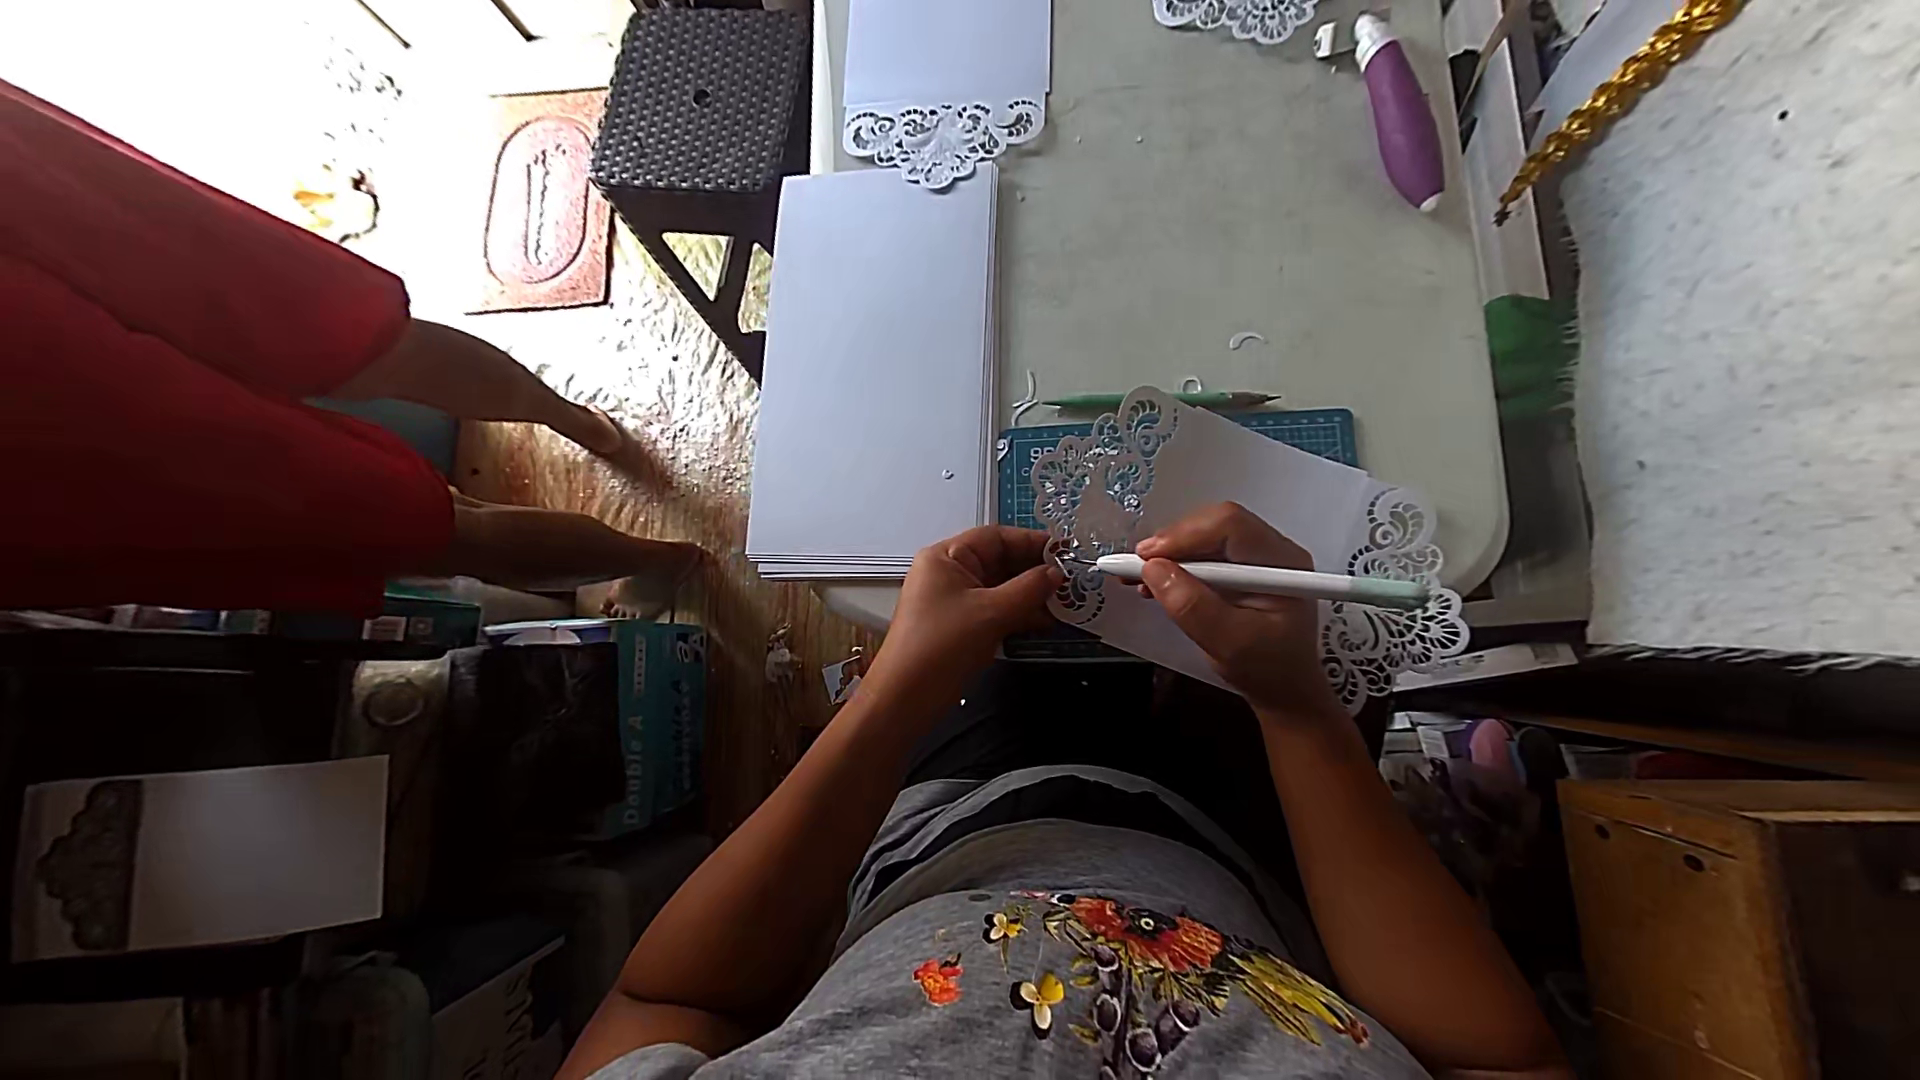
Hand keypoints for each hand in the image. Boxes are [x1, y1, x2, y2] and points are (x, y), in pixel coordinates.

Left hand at [867, 527, 1061, 705]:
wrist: (906, 699)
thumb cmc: (941, 647)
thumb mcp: (990, 613)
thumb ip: (1028, 589)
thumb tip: (1056, 574)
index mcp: (946, 557)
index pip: (995, 538)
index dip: (1031, 541)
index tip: (1065, 551)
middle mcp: (949, 573)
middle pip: (1000, 562)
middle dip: (1035, 571)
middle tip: (1072, 581)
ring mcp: (956, 601)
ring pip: (1002, 588)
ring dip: (1032, 595)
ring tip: (1067, 602)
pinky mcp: (963, 626)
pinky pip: (997, 610)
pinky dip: (1020, 614)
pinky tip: (1047, 621)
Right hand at [1135, 502, 1343, 723]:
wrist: (1282, 687)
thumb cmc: (1266, 668)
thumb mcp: (1228, 643)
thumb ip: (1192, 606)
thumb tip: (1154, 570)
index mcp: (1280, 565)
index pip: (1229, 526)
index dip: (1183, 535)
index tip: (1147, 558)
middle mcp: (1270, 551)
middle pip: (1213, 525)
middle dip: (1171, 543)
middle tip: (1137, 567)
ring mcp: (1253, 556)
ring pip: (1202, 535)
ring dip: (1167, 553)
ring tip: (1139, 577)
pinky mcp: (1236, 566)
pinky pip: (1200, 551)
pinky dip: (1173, 563)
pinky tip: (1154, 581)